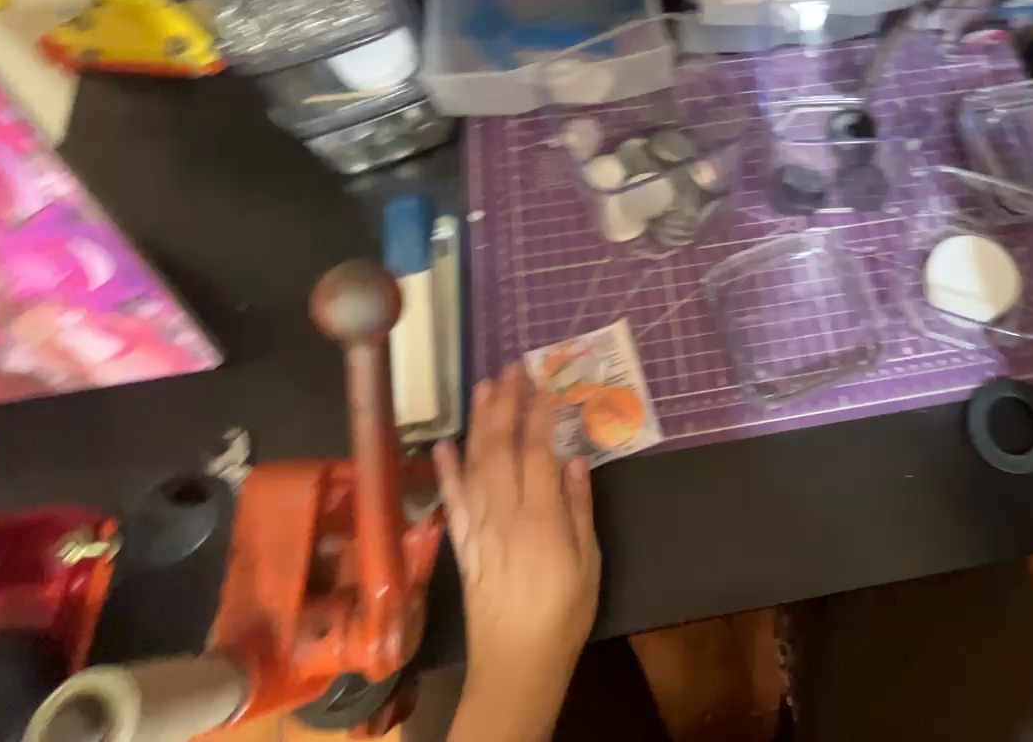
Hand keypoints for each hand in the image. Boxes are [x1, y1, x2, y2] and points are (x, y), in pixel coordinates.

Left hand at [435, 363, 598, 700]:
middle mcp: (504, 514)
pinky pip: (452, 501)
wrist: (515, 663)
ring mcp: (478, 527)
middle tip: (512, 369)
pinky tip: (444, 444)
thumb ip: (579, 508)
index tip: (544, 381)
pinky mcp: (463, 543)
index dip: (539, 412)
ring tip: (483, 387)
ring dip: (479, 423)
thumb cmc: (564, 612)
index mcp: (541, 517)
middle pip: (502, 448)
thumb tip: (575, 458)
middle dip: (506, 404)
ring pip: (475, 464)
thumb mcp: (589, 561)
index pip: (538, 451)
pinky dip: (446, 470)